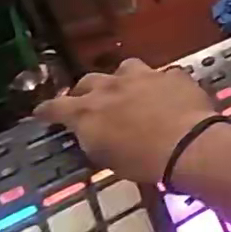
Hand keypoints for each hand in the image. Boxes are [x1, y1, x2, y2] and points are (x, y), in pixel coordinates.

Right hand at [35, 59, 218, 185]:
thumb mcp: (108, 158)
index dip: (47, 110)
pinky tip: (167, 95)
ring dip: (123, 80)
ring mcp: (143, 75)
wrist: (188, 144)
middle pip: (89, 82)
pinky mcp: (172, 74)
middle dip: (86, 92)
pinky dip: (159, 85)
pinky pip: (161, 75)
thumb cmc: (144, 162)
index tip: (41, 112)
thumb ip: (94, 138)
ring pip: (125, 69)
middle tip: (89, 103)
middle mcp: (111, 86)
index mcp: (88, 111)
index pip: (56, 107)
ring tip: (129, 91)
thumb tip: (91, 130)